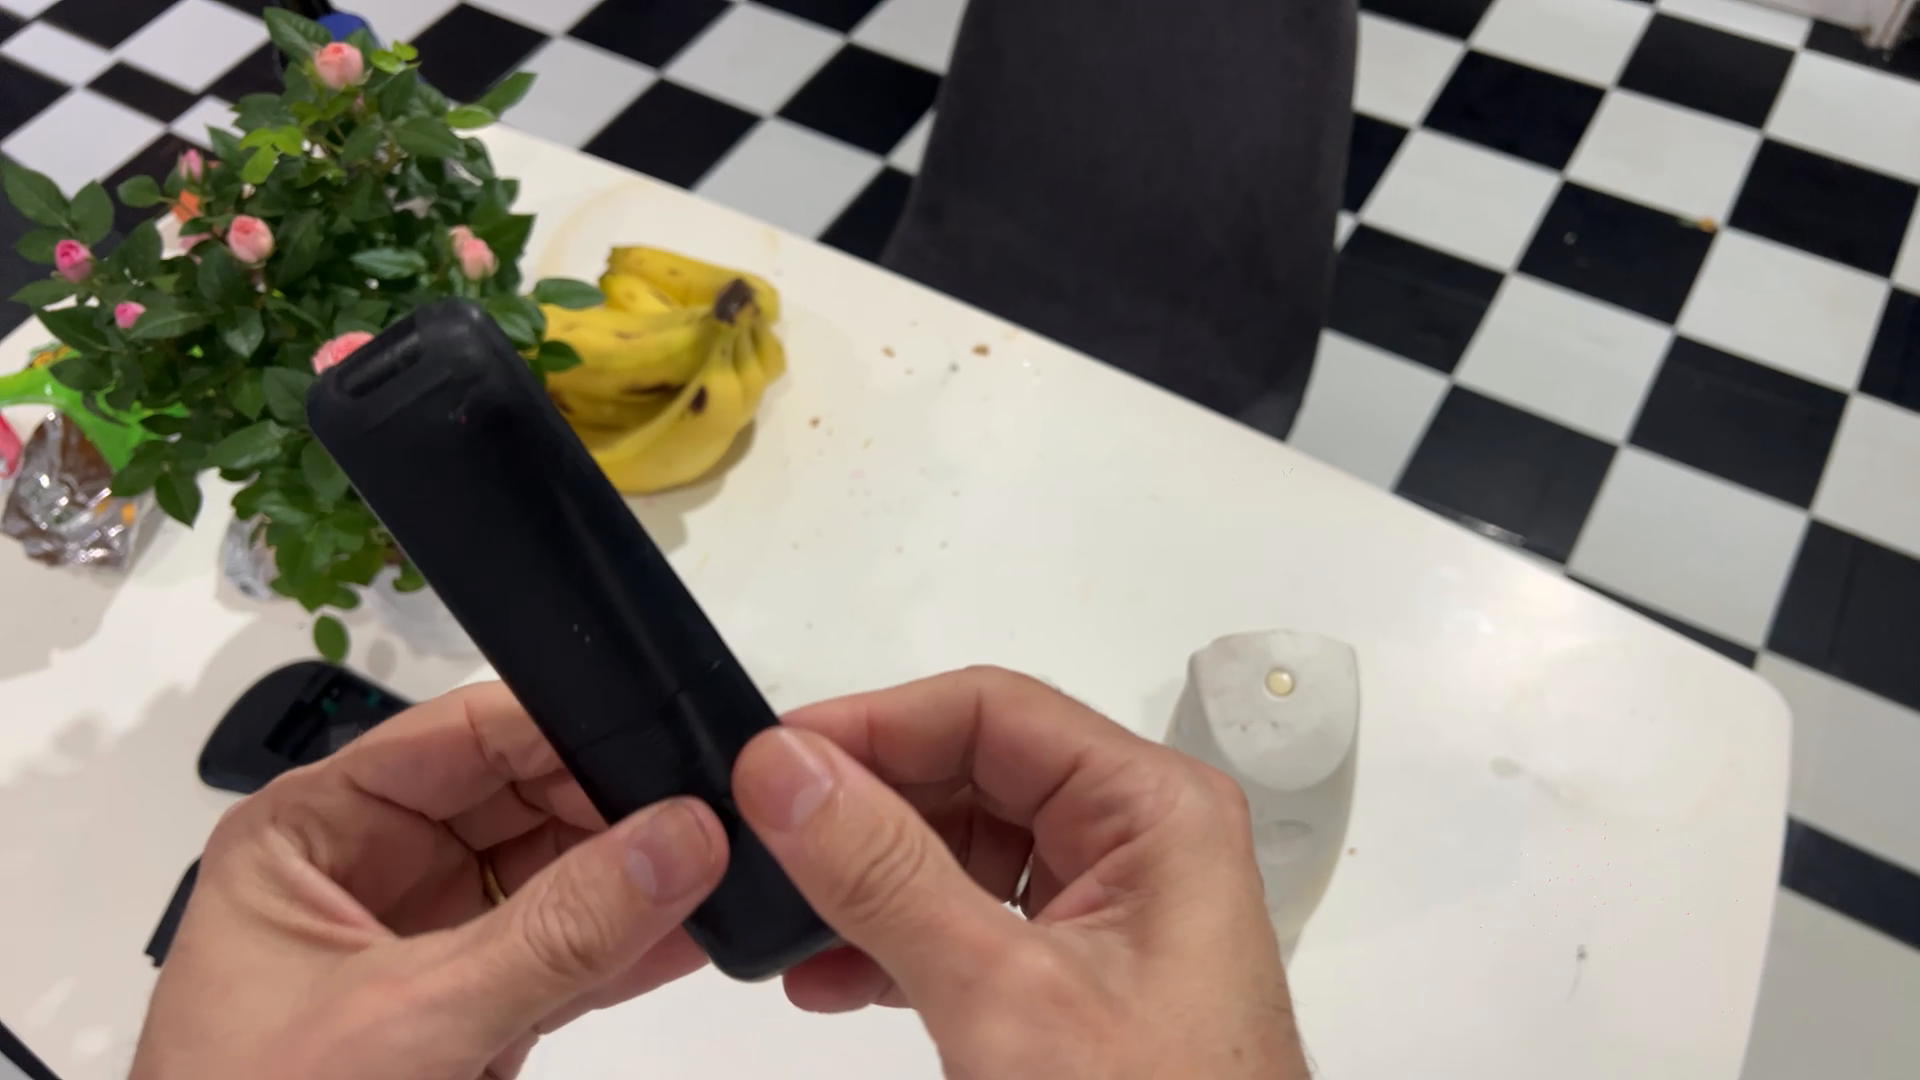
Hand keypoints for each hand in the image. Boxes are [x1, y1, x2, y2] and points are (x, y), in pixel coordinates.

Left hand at [132, 683, 728, 1079]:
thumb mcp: (403, 1029)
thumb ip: (557, 932)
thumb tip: (685, 839)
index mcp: (325, 828)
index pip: (473, 733)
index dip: (572, 727)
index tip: (672, 738)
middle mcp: (396, 856)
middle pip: (542, 787)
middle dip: (624, 803)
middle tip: (713, 814)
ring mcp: (455, 918)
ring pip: (578, 856)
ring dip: (648, 869)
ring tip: (723, 862)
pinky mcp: (501, 978)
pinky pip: (590, 931)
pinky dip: (645, 934)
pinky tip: (705, 925)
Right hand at [732, 667, 1307, 1078]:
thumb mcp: (1003, 1000)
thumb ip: (885, 876)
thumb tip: (781, 767)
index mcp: (1151, 804)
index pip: (994, 711)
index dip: (879, 719)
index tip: (778, 750)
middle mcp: (1131, 828)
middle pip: (974, 769)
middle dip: (867, 804)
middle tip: (768, 828)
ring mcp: (1101, 891)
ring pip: (960, 838)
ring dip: (870, 874)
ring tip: (787, 909)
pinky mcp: (1072, 951)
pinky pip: (969, 906)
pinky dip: (896, 931)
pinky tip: (830, 972)